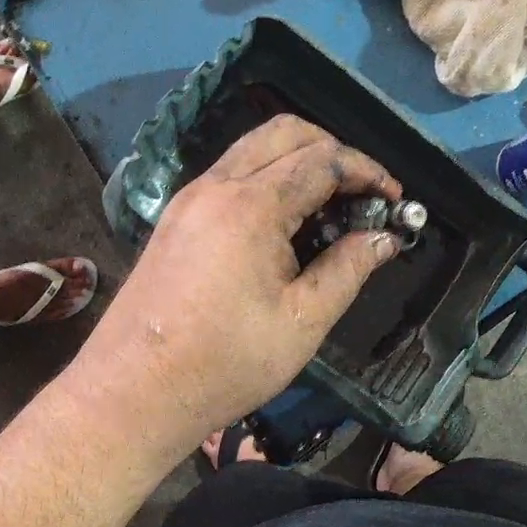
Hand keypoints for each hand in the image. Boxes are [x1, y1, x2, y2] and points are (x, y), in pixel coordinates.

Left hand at [76, 115, 402, 450]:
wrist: (131, 393)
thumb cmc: (225, 363)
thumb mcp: (302, 322)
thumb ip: (348, 269)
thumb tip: (385, 237)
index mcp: (252, 207)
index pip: (323, 160)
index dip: (367, 171)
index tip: (395, 197)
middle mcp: (217, 186)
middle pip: (285, 133)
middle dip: (334, 150)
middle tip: (362, 193)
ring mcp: (191, 198)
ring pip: (254, 148)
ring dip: (299, 161)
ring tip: (330, 207)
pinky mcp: (177, 216)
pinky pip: (232, 173)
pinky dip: (269, 178)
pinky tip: (286, 223)